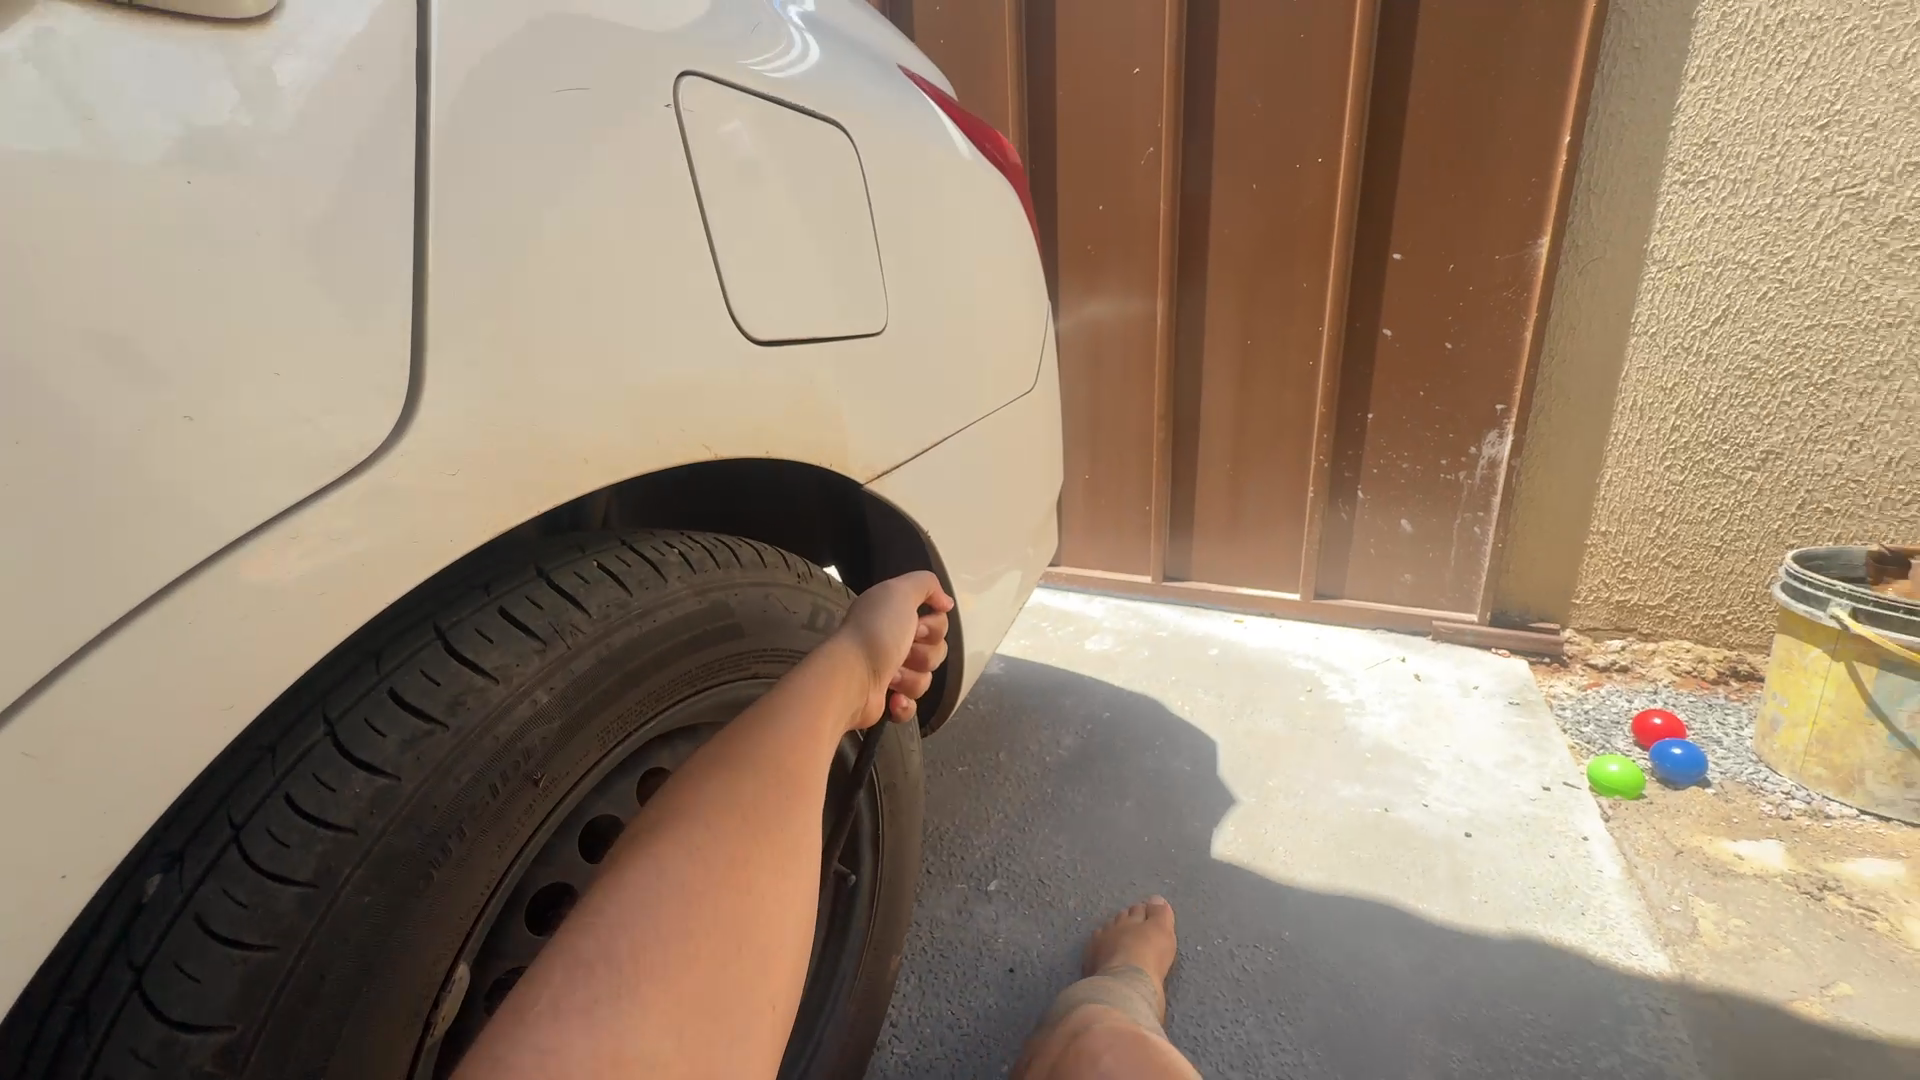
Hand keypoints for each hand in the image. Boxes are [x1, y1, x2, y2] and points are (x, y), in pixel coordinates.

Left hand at [832, 571, 953, 730]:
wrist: (852, 677)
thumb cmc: (877, 632)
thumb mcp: (900, 592)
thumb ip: (927, 584)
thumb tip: (947, 602)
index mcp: (896, 616)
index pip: (937, 622)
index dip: (934, 626)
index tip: (916, 626)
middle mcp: (893, 641)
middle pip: (936, 650)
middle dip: (924, 653)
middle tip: (903, 651)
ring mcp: (890, 672)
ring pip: (926, 677)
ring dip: (912, 677)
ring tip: (892, 676)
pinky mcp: (887, 701)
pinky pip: (913, 704)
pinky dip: (905, 704)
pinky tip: (893, 699)